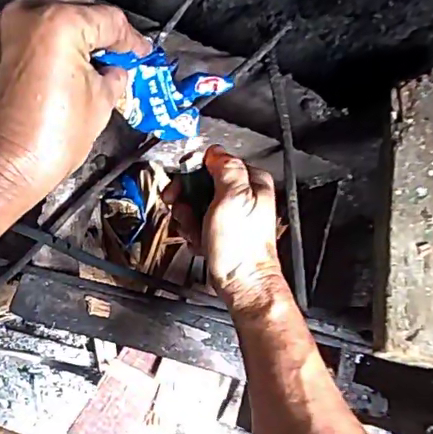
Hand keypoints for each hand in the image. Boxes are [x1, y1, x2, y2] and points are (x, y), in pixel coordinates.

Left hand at [0, 0, 149, 209]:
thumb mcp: (99, 104)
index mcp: (58, 22)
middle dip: (102, 29)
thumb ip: (114, 75)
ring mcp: (7, 31)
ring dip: (76, 33)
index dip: (131, 39)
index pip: (109, 18)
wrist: (1, 169)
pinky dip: (52, 43)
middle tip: (120, 55)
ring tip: (95, 62)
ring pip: (53, 15)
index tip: (141, 53)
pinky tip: (69, 66)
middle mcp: (27, 16)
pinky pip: (32, 33)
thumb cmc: (43, 143)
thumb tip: (117, 68)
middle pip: (79, 5)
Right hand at [168, 147, 288, 313]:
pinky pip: (195, 222)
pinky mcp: (218, 231)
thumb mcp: (233, 198)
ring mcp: (229, 214)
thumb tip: (215, 152)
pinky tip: (198, 239)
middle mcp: (242, 196)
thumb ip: (225, 169)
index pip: (214, 162)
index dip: (192, 172)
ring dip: (187, 218)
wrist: (240, 281)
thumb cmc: (240, 247)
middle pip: (199, 184)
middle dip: (186, 199)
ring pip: (194, 204)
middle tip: (185, 210)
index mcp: (251, 182)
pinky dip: (191, 231)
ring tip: (195, 230)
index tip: (181, 186)